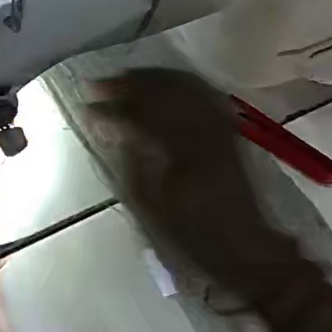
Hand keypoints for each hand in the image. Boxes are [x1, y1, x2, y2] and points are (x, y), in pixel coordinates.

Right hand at [92, 69, 331, 326]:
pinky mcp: (229, 134)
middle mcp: (202, 132)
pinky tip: (164, 85)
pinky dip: (179, 84)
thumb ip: (129, 161)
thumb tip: (110, 129)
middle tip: (98, 85)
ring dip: (151, 79)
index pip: (138, 115)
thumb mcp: (150, 205)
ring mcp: (220, 130)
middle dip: (127, 84)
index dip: (108, 106)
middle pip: (162, 92)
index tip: (84, 105)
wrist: (246, 252)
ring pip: (183, 87)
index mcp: (180, 152)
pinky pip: (203, 94)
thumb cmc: (191, 236)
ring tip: (125, 79)